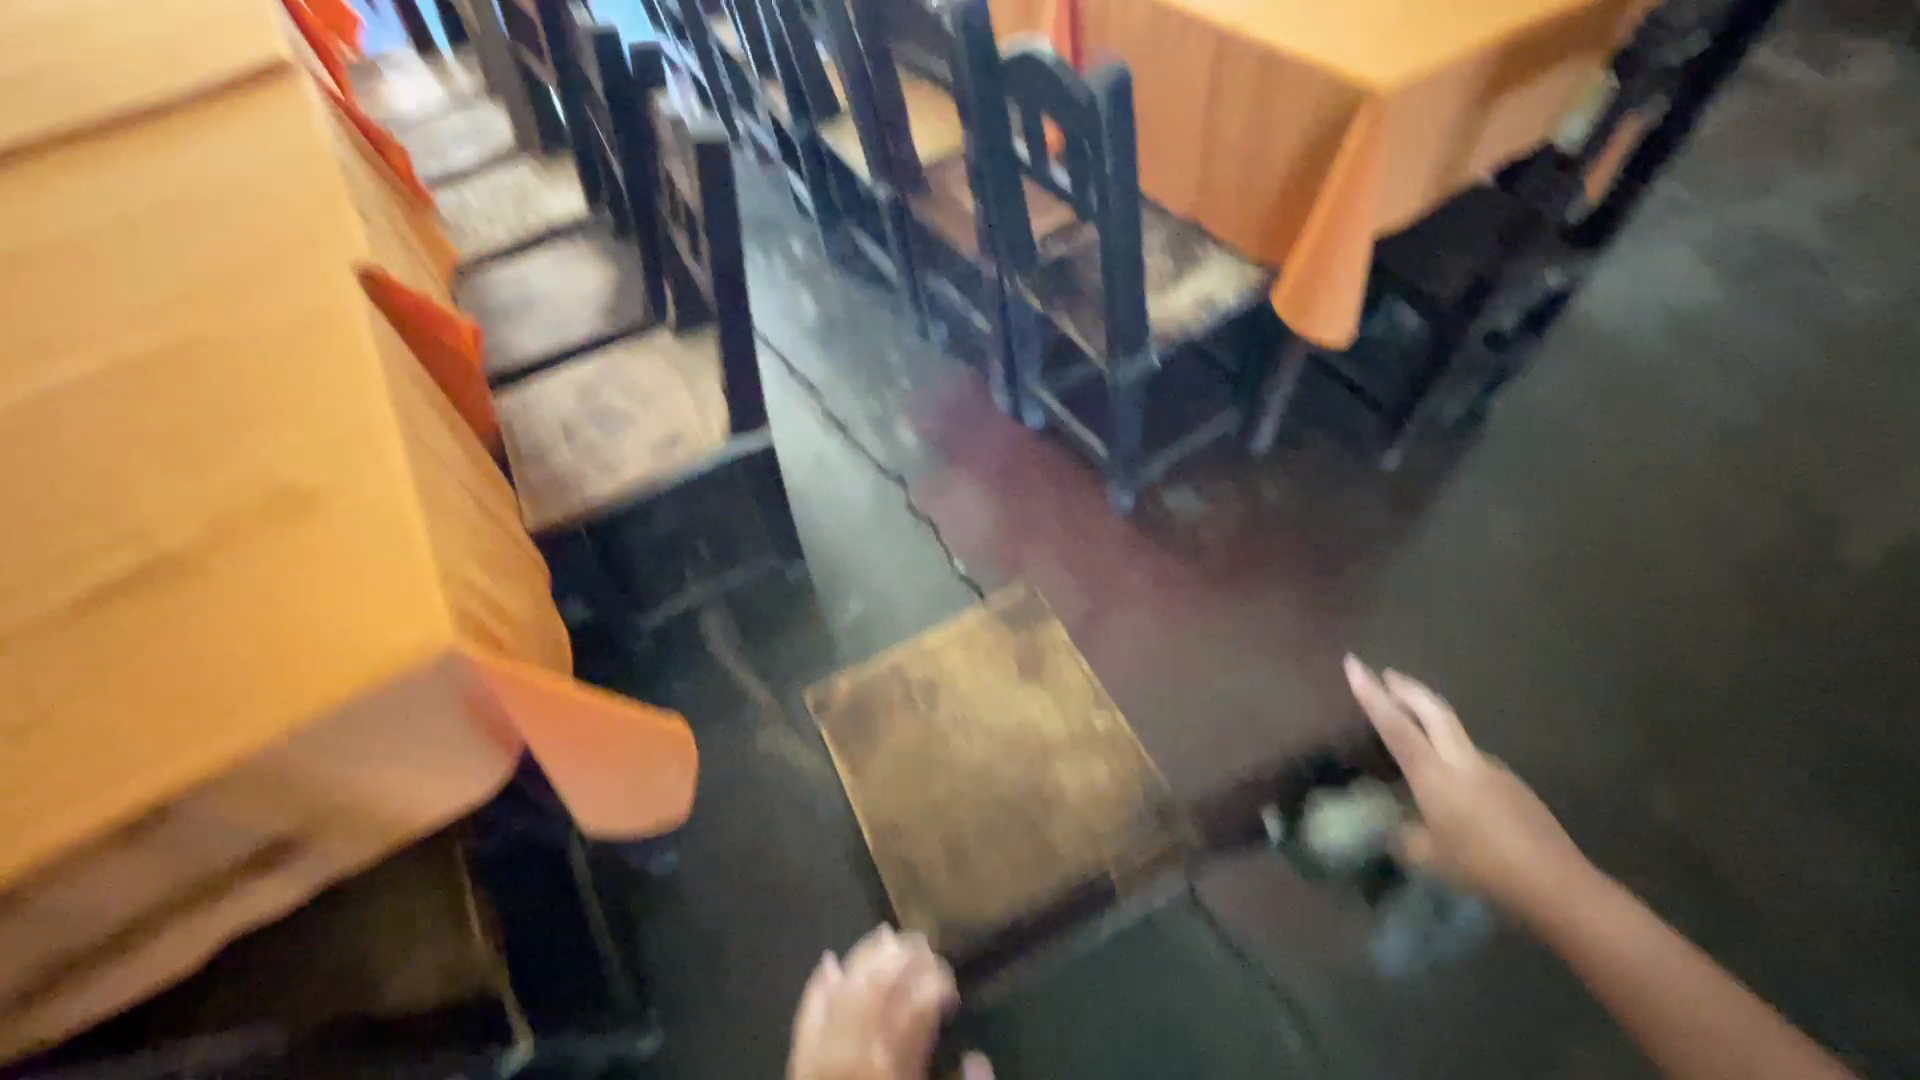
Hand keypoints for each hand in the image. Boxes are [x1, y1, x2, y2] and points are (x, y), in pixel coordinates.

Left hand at [789, 924, 993, 1079]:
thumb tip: (978, 1061)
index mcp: (895, 1071)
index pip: (920, 1006)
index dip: (937, 983)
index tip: (950, 984)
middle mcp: (859, 1056)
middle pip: (881, 986)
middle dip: (903, 957)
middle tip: (923, 944)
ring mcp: (825, 1058)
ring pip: (846, 991)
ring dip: (865, 959)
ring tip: (886, 937)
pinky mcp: (800, 1068)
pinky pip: (808, 1019)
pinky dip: (819, 989)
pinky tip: (830, 964)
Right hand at [1344, 656, 1596, 918]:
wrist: (1556, 883)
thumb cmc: (1482, 868)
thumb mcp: (1428, 858)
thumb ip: (1405, 837)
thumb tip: (1396, 830)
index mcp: (1433, 774)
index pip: (1394, 724)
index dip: (1371, 693)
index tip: (1354, 664)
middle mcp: (1462, 762)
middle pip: (1433, 710)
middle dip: (1407, 688)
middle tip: (1387, 674)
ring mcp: (1492, 770)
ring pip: (1456, 733)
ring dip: (1432, 720)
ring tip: (1415, 727)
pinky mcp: (1513, 786)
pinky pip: (1473, 761)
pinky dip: (1453, 755)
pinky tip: (1453, 783)